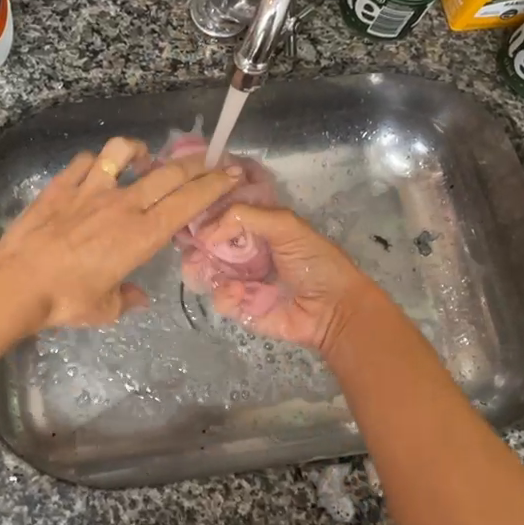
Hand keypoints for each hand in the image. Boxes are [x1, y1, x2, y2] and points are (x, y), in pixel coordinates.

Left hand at [0, 137, 242, 331]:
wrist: (17, 283)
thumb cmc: (65, 300)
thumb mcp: (104, 309)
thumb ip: (127, 299)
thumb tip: (139, 298)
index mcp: (142, 235)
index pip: (188, 202)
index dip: (214, 185)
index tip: (231, 174)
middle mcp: (123, 205)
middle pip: (169, 173)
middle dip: (196, 164)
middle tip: (211, 161)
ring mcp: (91, 189)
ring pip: (124, 152)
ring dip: (141, 151)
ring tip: (145, 159)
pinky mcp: (62, 184)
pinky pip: (86, 160)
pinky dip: (98, 161)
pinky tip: (98, 170)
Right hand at [194, 205, 390, 354]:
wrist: (335, 308)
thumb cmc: (315, 262)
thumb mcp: (285, 225)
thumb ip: (244, 216)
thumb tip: (205, 231)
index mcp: (253, 228)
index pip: (217, 217)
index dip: (201, 216)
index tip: (188, 215)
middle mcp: (240, 253)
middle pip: (202, 246)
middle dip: (192, 245)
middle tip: (191, 248)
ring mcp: (237, 280)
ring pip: (202, 273)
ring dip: (201, 269)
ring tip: (210, 270)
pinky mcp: (239, 308)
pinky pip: (219, 299)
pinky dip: (225, 294)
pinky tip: (240, 292)